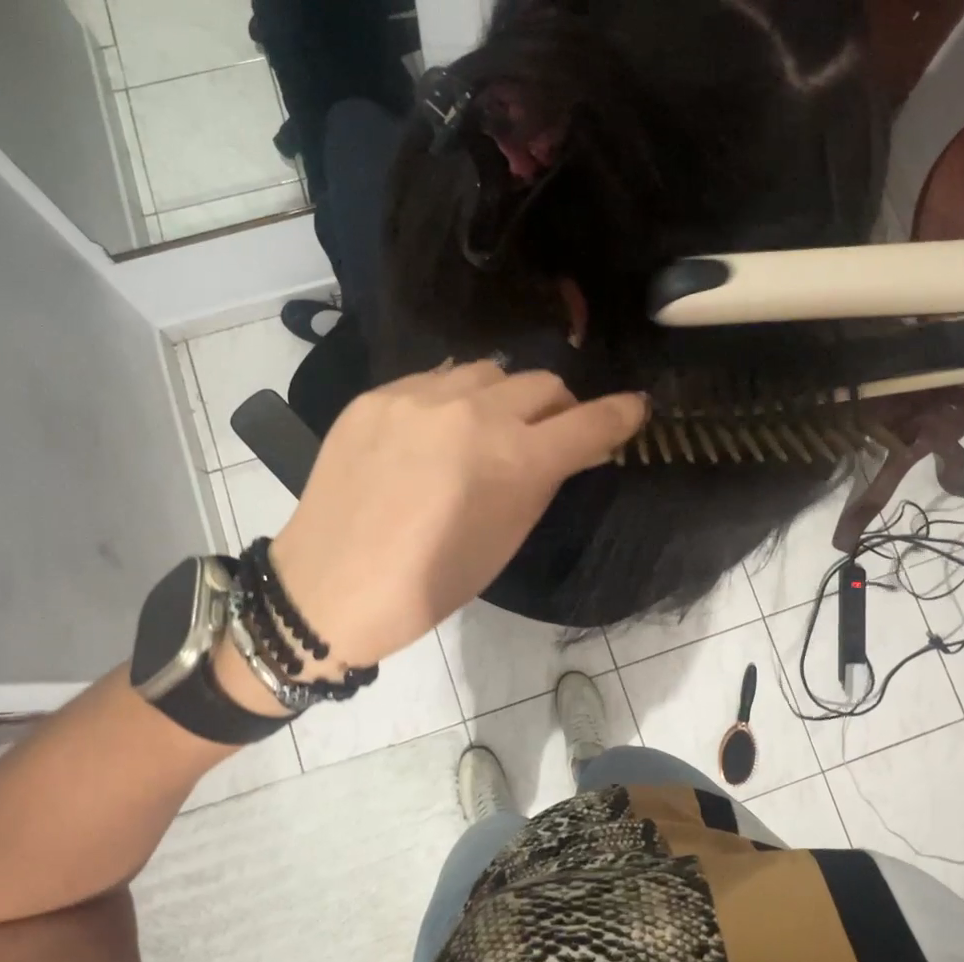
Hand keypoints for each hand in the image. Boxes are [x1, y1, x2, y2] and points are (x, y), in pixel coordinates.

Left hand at [265, 362, 646, 666]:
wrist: (329, 587)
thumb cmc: (429, 584)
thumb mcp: (504, 540)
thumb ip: (543, 482)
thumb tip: (568, 449)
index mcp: (514, 459)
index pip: (589, 421)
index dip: (621, 415)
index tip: (634, 409)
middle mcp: (472, 412)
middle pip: (542, 383)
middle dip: (558, 407)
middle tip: (549, 433)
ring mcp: (419, 397)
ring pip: (488, 372)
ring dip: (503, 397)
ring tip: (487, 429)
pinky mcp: (377, 395)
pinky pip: (434, 379)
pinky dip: (451, 400)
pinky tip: (436, 431)